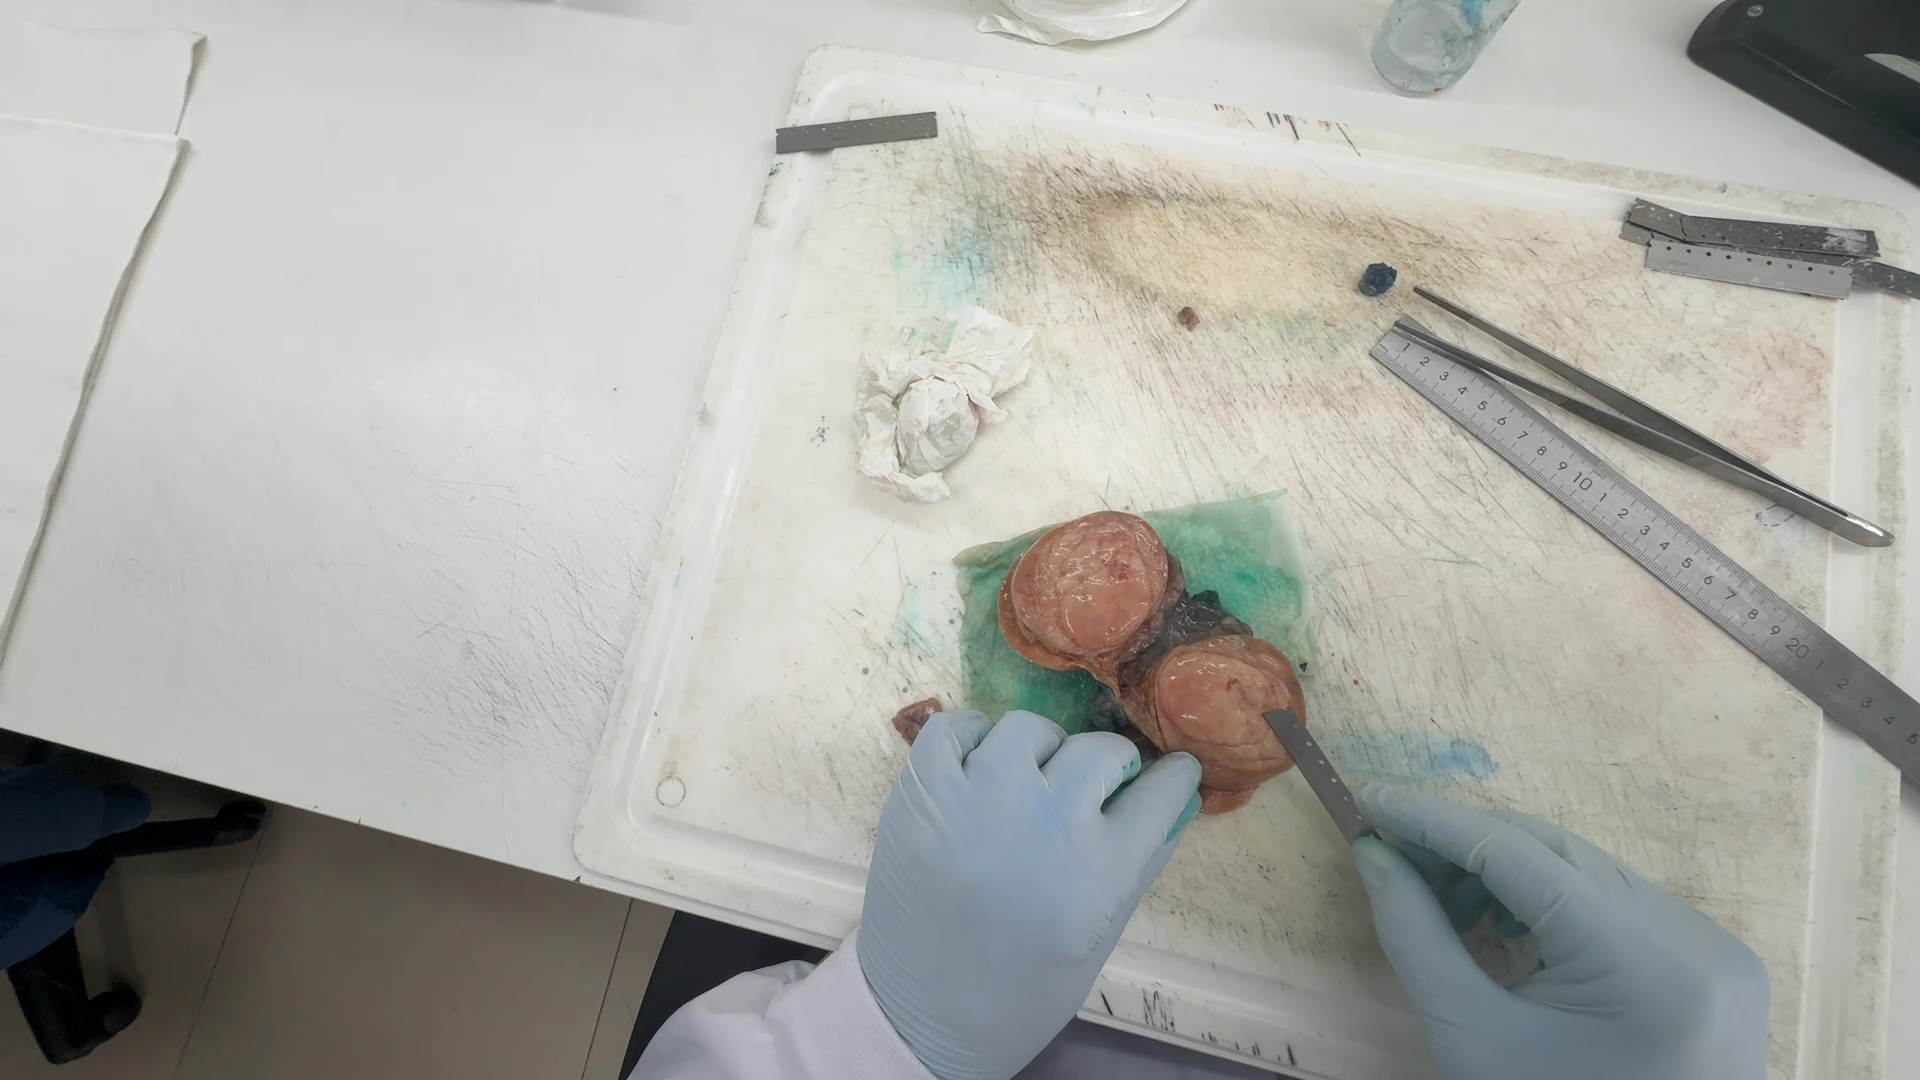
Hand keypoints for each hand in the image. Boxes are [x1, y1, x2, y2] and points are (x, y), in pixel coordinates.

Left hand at [858, 710, 1202, 1079]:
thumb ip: (1141, 862)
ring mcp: (975, 799)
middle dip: (1110, 763)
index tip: (1174, 768)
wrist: (920, 1012)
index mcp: (1095, 873)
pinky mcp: (922, 792)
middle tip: (1095, 783)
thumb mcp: (1099, 938)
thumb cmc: (1022, 986)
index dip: (1172, 777)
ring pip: (1028, 728)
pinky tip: (982, 761)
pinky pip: (954, 726)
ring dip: (1042, 748)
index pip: (1156, 796)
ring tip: (1033, 777)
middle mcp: (1041, 824)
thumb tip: (1177, 795)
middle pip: (1096, 751)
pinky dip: (973, 734)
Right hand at [1351, 784, 1768, 1079]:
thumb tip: (1370, 850)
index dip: (1429, 817)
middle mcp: (1691, 939)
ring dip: (1493, 866)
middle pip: (1544, 847)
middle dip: (1457, 842)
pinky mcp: (1707, 958)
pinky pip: (1600, 892)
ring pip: (1570, 863)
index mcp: (1642, 963)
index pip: (1511, 850)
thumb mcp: (1466, 1029)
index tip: (1366, 797)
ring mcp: (1709, 947)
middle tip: (1392, 857)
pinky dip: (1537, 891)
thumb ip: (1411, 929)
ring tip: (1445, 904)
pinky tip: (1502, 924)